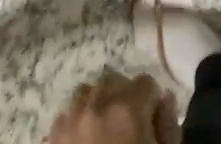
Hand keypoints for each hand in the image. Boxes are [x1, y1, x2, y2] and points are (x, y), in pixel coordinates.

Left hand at [45, 72, 180, 143]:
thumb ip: (169, 128)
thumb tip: (165, 101)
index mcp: (127, 111)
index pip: (147, 83)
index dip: (153, 101)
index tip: (154, 122)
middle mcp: (95, 107)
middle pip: (113, 82)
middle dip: (125, 96)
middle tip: (132, 125)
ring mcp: (68, 122)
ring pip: (85, 93)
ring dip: (98, 103)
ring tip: (106, 130)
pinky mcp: (51, 141)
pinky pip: (65, 116)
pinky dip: (77, 122)